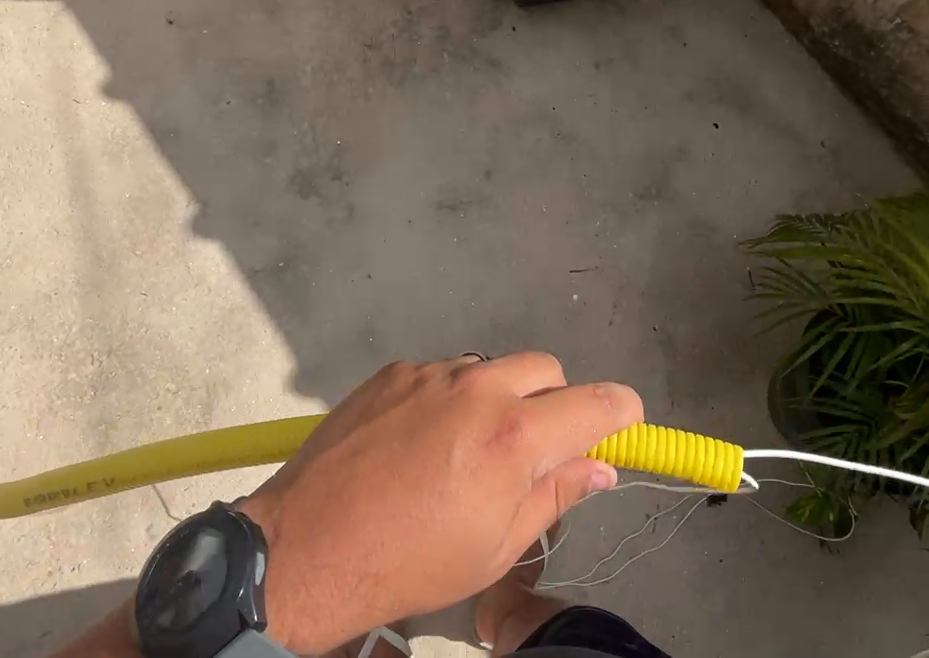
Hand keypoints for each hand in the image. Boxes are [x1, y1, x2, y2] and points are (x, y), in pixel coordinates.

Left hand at [239, 354, 640, 653]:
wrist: (307, 547)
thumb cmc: (411, 561)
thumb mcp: (496, 547)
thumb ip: (557, 496)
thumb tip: (601, 468)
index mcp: (514, 436)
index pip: (598, 402)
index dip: (621, 413)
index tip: (621, 426)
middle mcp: (479, 387)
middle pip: (547, 369)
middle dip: (554, 403)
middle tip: (530, 448)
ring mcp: (432, 371)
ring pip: (493, 367)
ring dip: (499, 397)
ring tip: (465, 446)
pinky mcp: (395, 370)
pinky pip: (445, 371)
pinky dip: (451, 396)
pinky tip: (421, 438)